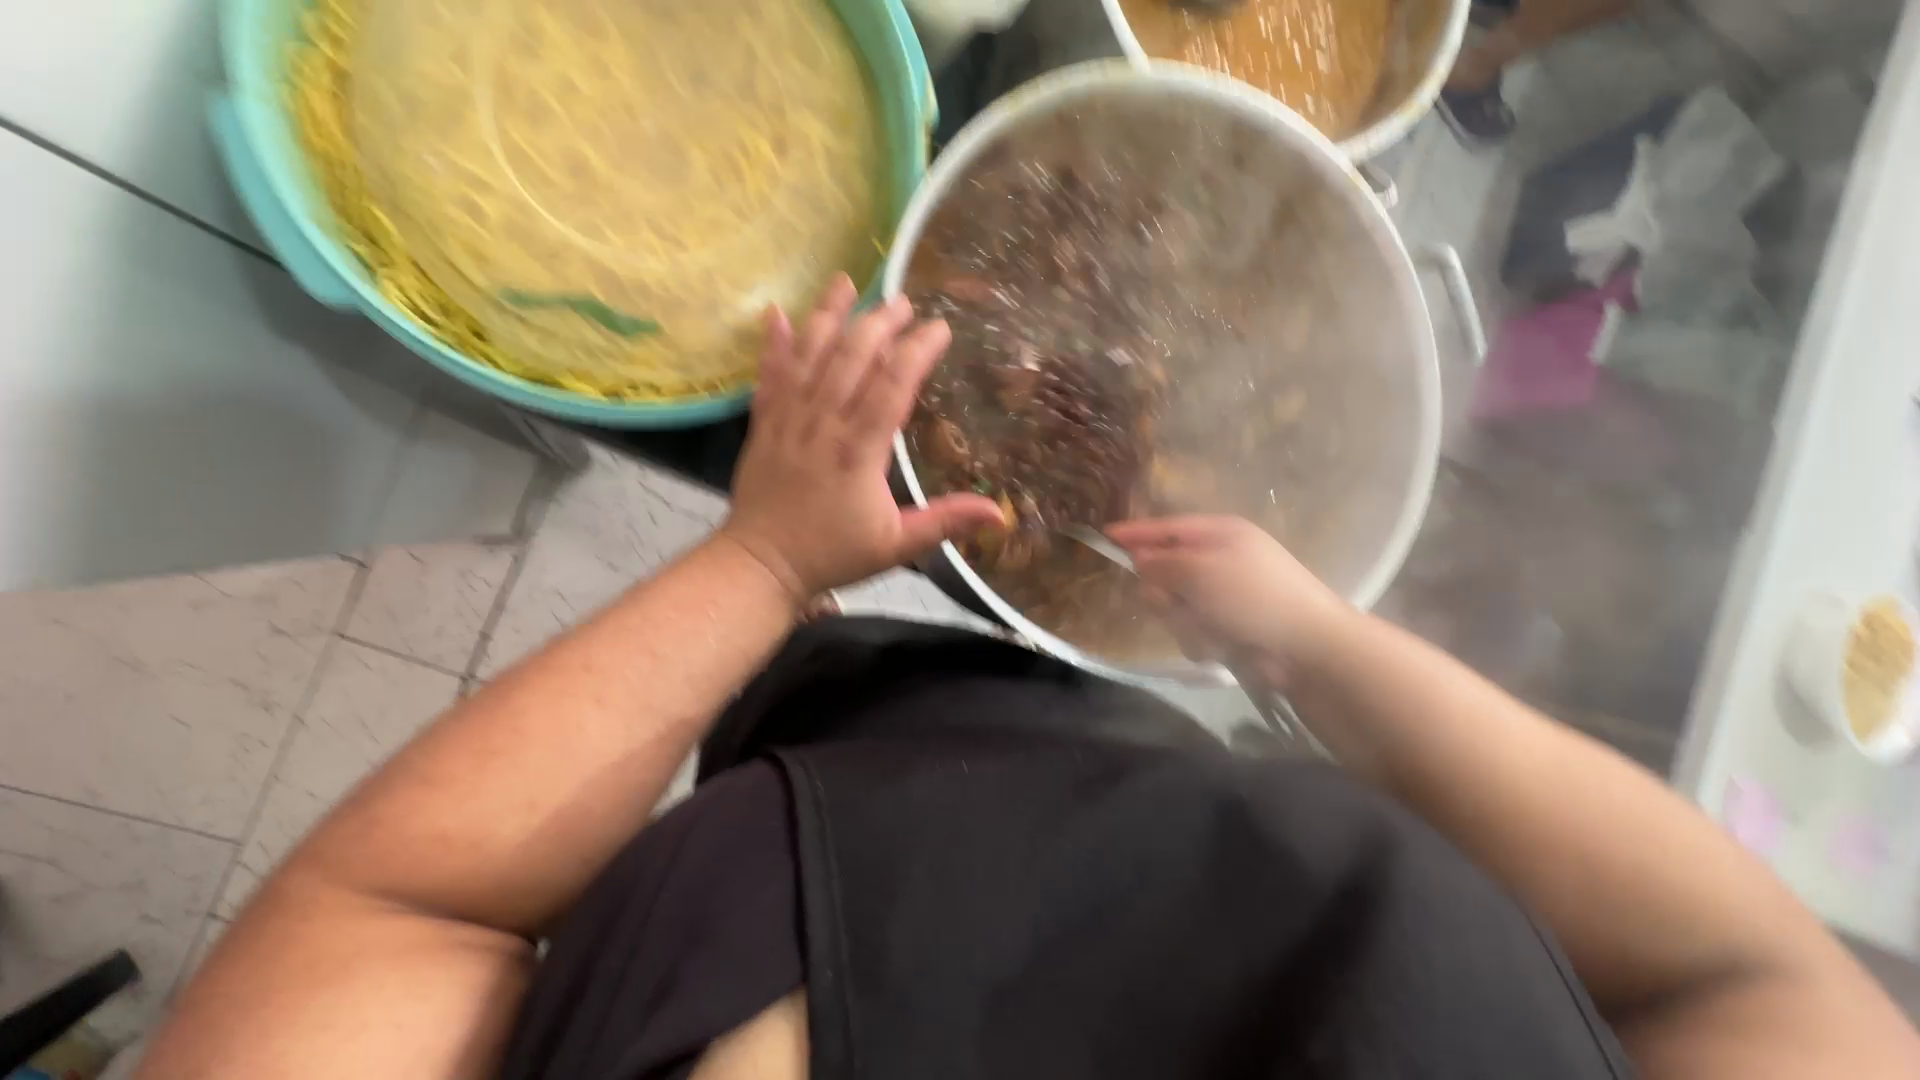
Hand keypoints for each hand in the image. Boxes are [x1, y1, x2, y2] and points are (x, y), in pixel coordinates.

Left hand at [720, 275, 1005, 604]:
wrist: (761, 566)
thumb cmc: (833, 555)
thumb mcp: (898, 545)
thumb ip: (946, 522)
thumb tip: (1000, 513)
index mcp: (859, 452)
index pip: (892, 388)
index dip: (916, 352)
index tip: (938, 329)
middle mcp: (823, 426)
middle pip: (851, 360)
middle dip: (878, 324)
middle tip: (902, 301)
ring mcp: (789, 422)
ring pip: (808, 359)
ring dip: (827, 317)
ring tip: (846, 282)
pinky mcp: (764, 425)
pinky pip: (769, 377)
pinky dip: (773, 345)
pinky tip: (777, 312)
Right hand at [1106, 515, 1357, 685]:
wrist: (1308, 646)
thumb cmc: (1253, 596)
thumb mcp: (1199, 570)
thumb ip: (1161, 563)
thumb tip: (1141, 561)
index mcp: (1219, 534)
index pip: (1167, 528)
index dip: (1136, 533)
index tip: (1105, 536)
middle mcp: (1221, 561)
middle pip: (1166, 572)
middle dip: (1166, 593)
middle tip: (1176, 603)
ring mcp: (1228, 597)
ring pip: (1177, 608)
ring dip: (1187, 622)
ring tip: (1213, 631)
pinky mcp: (1232, 628)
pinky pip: (1195, 632)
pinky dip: (1205, 641)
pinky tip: (1225, 646)